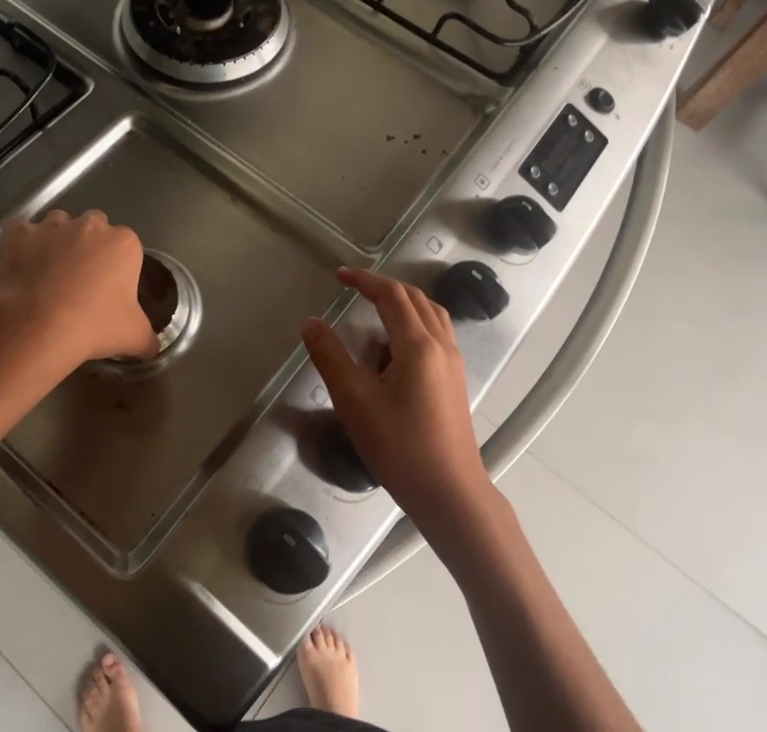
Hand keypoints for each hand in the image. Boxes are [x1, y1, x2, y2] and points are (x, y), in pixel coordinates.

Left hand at [0, 209, 156, 365]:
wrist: (39, 326)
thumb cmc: (94, 326)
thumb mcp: (134, 337)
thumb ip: (148, 338)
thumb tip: (152, 348)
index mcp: (124, 243)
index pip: (126, 246)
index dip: (117, 266)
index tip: (108, 288)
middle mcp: (90, 226)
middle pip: (94, 227)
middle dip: (89, 245)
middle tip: (80, 279)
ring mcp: (52, 226)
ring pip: (58, 224)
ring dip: (56, 240)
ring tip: (48, 272)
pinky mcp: (19, 234)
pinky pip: (20, 231)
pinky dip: (21, 243)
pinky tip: (21, 264)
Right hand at [300, 268, 489, 529]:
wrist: (449, 491)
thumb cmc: (399, 446)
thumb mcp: (355, 401)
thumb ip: (331, 357)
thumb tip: (311, 322)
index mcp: (417, 344)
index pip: (391, 295)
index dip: (364, 280)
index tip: (339, 276)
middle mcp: (441, 345)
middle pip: (415, 299)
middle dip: (384, 287)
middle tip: (353, 288)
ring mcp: (453, 363)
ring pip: (432, 314)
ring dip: (404, 302)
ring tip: (376, 307)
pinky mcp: (455, 381)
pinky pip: (437, 333)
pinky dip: (416, 321)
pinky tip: (398, 345)